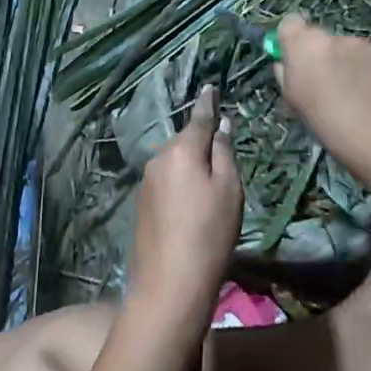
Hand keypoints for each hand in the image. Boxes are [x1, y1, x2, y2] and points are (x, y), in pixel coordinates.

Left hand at [128, 86, 242, 327]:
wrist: (170, 282)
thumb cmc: (210, 232)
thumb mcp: (229, 189)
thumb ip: (223, 152)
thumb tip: (220, 125)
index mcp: (182, 149)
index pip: (199, 118)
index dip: (208, 103)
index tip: (211, 88)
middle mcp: (159, 158)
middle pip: (185, 140)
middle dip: (200, 139)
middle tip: (222, 146)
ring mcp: (147, 181)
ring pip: (174, 160)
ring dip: (190, 162)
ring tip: (209, 181)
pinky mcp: (142, 202)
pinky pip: (166, 179)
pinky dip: (180, 181)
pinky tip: (190, 202)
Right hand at [274, 14, 370, 174]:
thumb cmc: (325, 123)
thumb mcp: (293, 101)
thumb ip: (286, 74)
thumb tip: (286, 64)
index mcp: (302, 46)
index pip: (290, 22)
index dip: (291, 38)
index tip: (294, 59)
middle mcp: (330, 37)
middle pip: (318, 36)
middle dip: (318, 52)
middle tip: (323, 81)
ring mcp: (359, 43)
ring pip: (343, 47)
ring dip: (343, 61)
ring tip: (351, 92)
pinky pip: (365, 55)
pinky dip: (364, 68)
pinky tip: (370, 92)